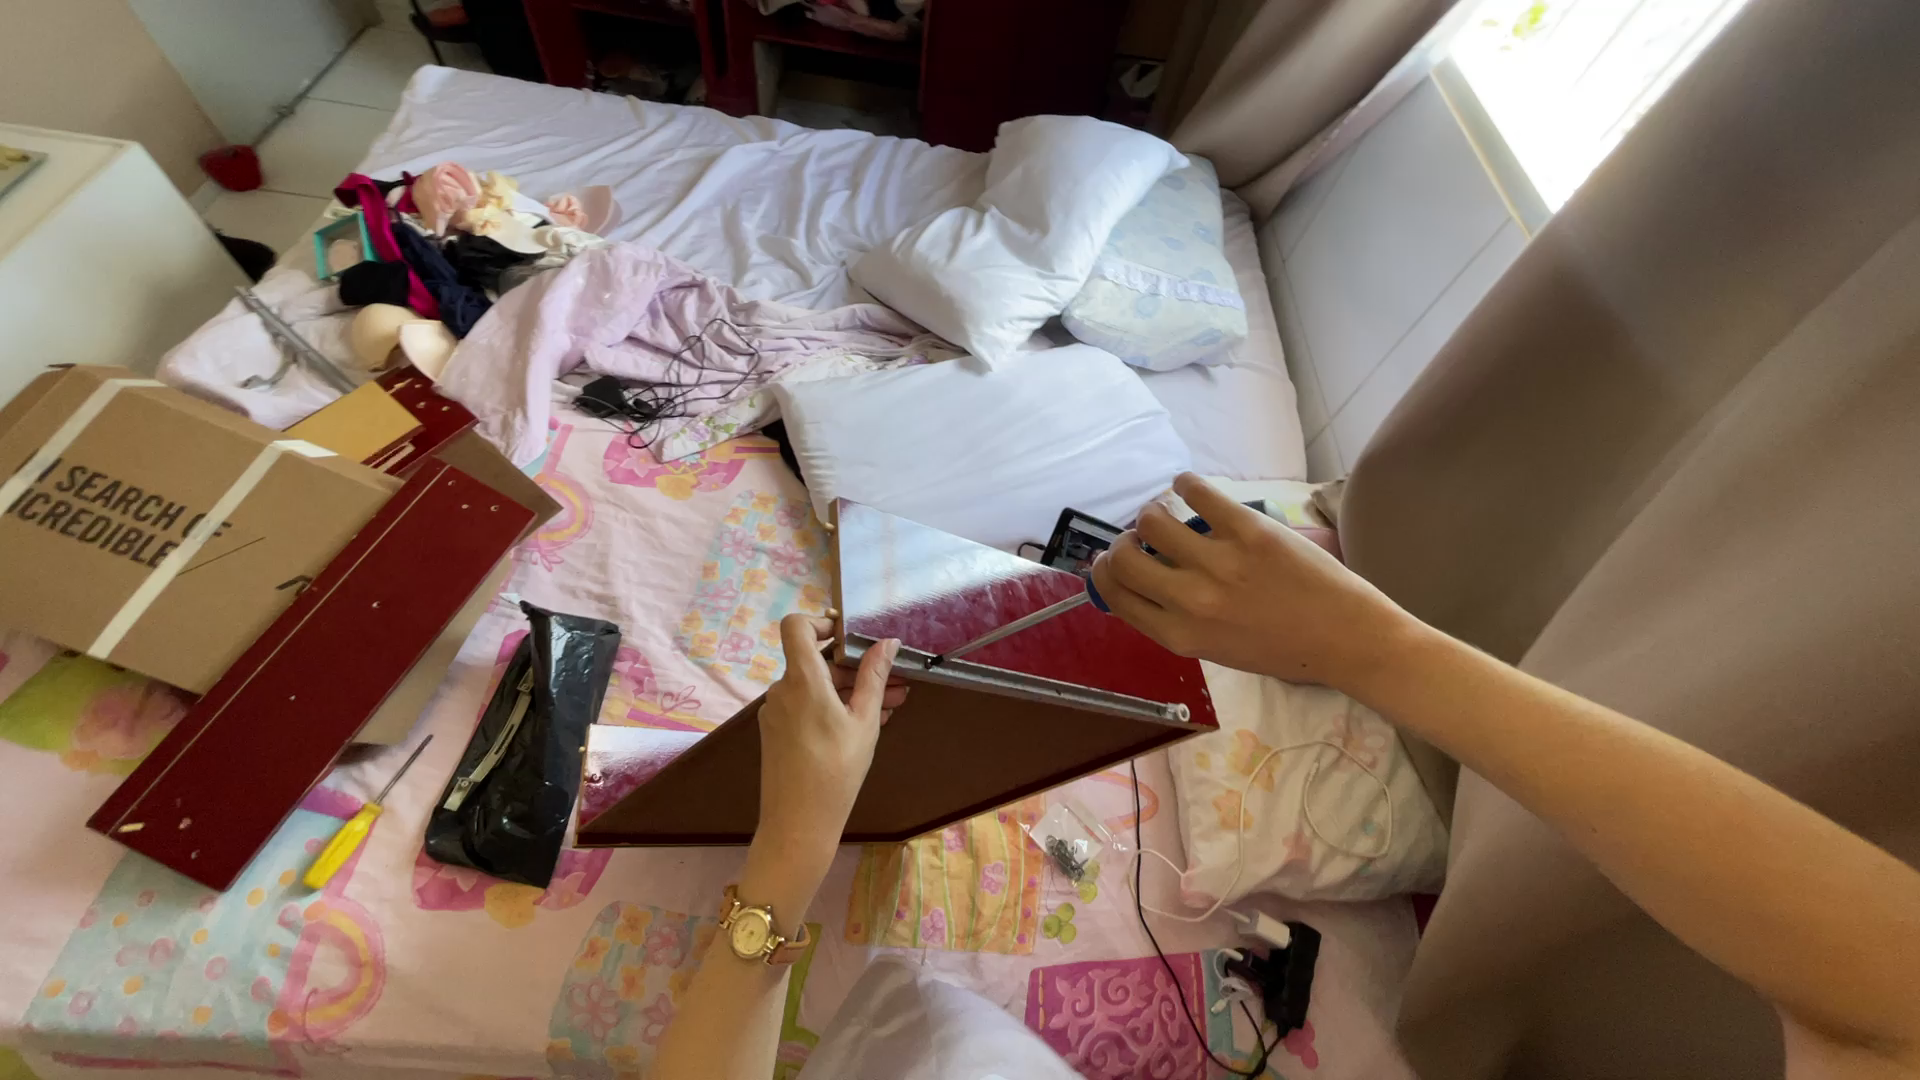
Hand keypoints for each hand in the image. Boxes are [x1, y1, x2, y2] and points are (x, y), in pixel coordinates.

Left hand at [752, 616, 905, 879]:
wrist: (798, 825)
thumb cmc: (836, 770)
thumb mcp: (865, 721)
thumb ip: (875, 676)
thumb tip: (888, 642)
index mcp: (802, 680)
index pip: (796, 626)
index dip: (821, 622)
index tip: (850, 636)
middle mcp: (782, 689)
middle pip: (818, 661)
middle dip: (857, 667)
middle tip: (895, 682)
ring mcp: (776, 711)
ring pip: (816, 686)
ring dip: (852, 690)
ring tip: (891, 705)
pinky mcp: (777, 731)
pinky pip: (806, 705)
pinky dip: (834, 707)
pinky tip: (865, 724)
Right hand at [1089, 473, 1420, 693]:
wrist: (1347, 639)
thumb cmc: (1279, 650)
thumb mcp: (1213, 649)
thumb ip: (1172, 619)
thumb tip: (1139, 579)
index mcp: (1179, 635)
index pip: (1115, 594)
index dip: (1102, 571)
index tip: (1110, 560)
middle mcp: (1191, 601)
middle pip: (1122, 557)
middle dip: (1121, 542)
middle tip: (1138, 537)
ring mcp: (1220, 564)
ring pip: (1152, 520)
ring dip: (1151, 512)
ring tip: (1167, 512)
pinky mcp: (1250, 532)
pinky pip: (1197, 493)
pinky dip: (1185, 484)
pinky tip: (1189, 489)